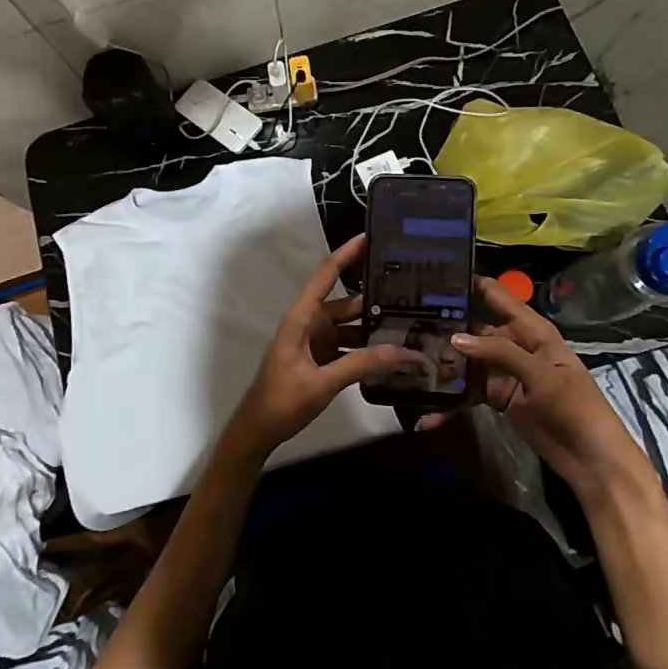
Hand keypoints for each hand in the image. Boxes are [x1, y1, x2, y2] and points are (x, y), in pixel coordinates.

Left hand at [219, 234, 417, 464]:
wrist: (257, 432)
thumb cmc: (280, 403)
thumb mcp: (321, 384)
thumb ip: (359, 366)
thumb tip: (400, 350)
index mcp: (300, 320)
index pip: (324, 277)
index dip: (345, 255)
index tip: (368, 237)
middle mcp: (309, 325)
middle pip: (345, 303)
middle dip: (374, 297)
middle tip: (410, 290)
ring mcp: (315, 343)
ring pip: (351, 327)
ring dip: (374, 327)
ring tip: (410, 323)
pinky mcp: (321, 360)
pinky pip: (349, 346)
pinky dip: (368, 348)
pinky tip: (393, 352)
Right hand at [423, 276, 653, 499]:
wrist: (590, 457)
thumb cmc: (575, 406)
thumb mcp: (541, 374)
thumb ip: (500, 352)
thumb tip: (456, 337)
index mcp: (531, 330)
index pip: (497, 296)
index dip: (470, 284)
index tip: (435, 276)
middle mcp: (513, 345)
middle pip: (474, 329)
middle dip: (444, 327)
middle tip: (403, 324)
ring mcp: (503, 373)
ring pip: (466, 362)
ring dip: (442, 366)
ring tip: (405, 364)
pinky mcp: (496, 398)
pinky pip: (467, 395)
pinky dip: (449, 405)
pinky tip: (426, 416)